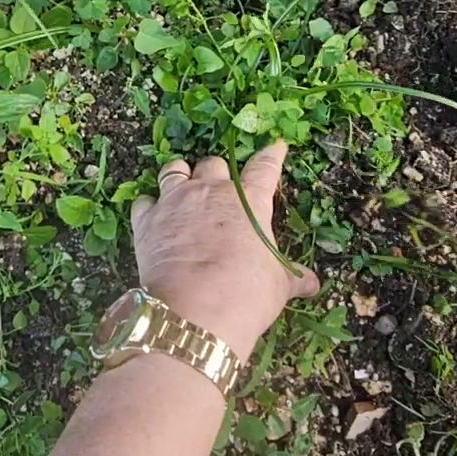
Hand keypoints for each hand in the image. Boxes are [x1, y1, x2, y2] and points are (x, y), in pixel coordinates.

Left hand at [129, 142, 320, 357]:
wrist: (195, 310)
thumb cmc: (246, 293)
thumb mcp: (277, 286)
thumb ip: (293, 277)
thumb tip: (312, 283)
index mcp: (249, 200)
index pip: (264, 168)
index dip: (271, 155)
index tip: (275, 145)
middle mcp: (210, 191)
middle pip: (214, 164)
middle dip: (217, 173)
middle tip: (219, 188)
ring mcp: (175, 201)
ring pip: (174, 170)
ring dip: (180, 175)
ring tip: (183, 185)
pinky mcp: (147, 219)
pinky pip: (144, 200)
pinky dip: (150, 205)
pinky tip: (153, 214)